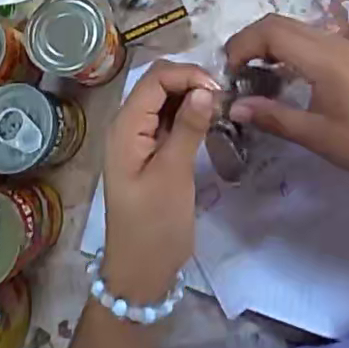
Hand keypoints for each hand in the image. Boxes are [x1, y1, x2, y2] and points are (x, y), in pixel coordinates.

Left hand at [101, 60, 219, 304]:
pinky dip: (187, 114)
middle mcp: (126, 125)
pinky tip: (207, 121)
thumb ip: (187, 128)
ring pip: (164, 100)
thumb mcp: (173, 175)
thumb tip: (205, 89)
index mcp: (125, 127)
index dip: (187, 75)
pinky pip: (167, 119)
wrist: (141, 271)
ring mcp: (137, 138)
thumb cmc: (155, 225)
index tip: (220, 91)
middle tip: (223, 100)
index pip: (154, 79)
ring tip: (221, 108)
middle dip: (190, 82)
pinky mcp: (149, 151)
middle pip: (157, 84)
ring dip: (190, 97)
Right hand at [224, 14, 348, 185]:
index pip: (271, 33)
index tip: (229, 72)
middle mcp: (330, 43)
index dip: (243, 45)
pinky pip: (303, 35)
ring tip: (249, 70)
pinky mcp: (343, 52)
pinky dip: (281, 45)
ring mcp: (338, 44)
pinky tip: (276, 71)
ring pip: (289, 26)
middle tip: (234, 69)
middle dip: (248, 40)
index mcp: (323, 60)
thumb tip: (233, 107)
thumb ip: (270, 116)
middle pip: (277, 22)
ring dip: (264, 41)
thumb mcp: (312, 134)